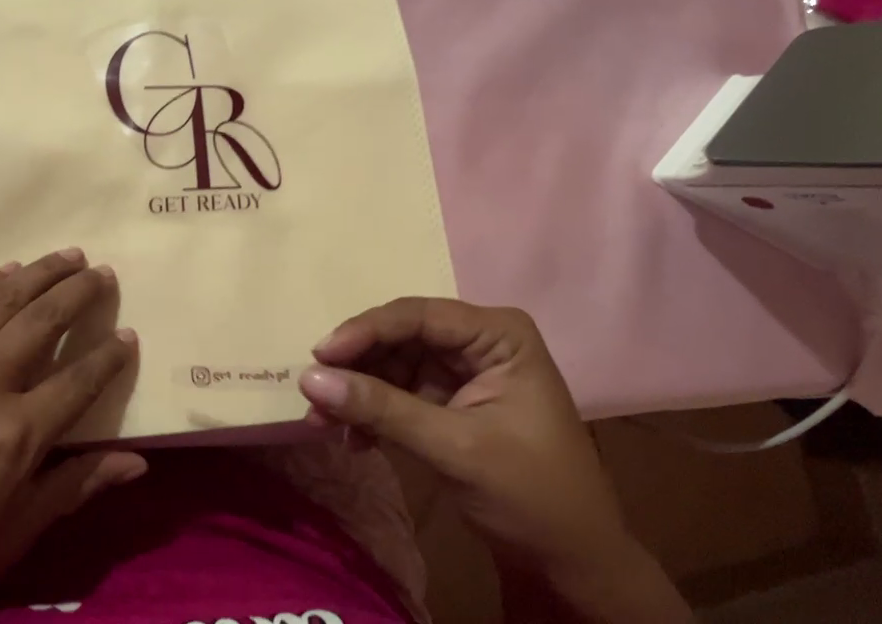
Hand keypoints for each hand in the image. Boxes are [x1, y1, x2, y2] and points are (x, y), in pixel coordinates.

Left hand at [0, 250, 143, 623]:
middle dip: (77, 293)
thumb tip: (135, 461)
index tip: (129, 333)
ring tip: (66, 255)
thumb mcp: (13, 534)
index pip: (78, 380)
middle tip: (103, 272)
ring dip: (36, 274)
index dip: (109, 356)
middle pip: (40, 323)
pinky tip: (4, 273)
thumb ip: (75, 487)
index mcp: (15, 437)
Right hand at [299, 299, 688, 623]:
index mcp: (497, 334)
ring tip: (323, 422)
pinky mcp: (449, 401)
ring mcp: (462, 371)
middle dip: (356, 366)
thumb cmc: (532, 495)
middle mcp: (478, 341)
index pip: (417, 316)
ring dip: (358, 393)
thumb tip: (309, 378)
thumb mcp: (455, 448)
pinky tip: (353, 440)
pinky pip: (398, 393)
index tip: (318, 355)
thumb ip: (382, 409)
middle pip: (399, 337)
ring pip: (392, 365)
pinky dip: (373, 414)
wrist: (573, 564)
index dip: (364, 331)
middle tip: (312, 392)